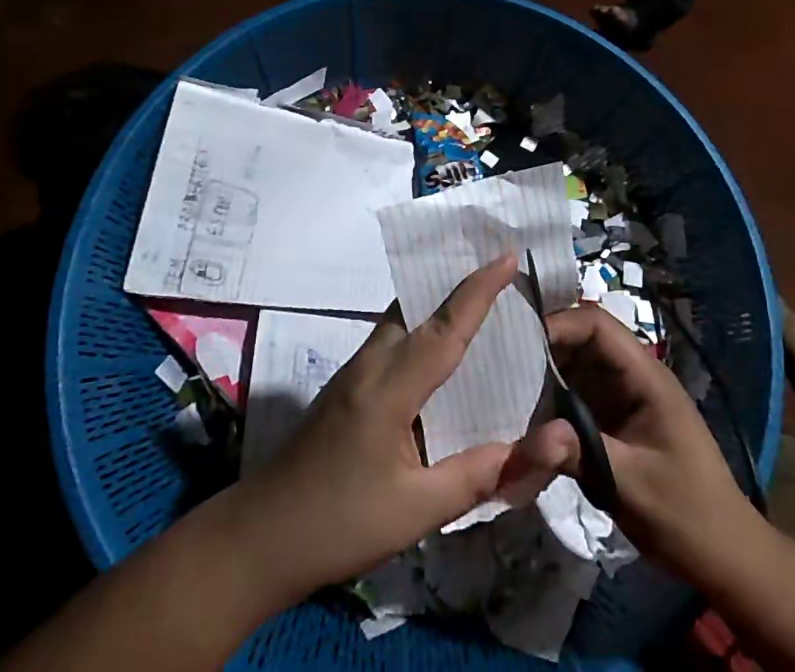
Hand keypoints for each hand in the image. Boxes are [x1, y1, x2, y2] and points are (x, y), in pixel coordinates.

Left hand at [222, 253, 560, 597]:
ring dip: (436, 306)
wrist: (258, 538)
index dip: (477, 291)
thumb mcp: (416, 510)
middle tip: (501, 275)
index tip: (506, 256)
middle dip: (457, 285)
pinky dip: (420, 330)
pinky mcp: (344, 389)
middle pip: (415, 310)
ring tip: (480, 305)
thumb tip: (536, 448)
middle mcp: (368, 367)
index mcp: (387, 390)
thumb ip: (477, 475)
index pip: (442, 329)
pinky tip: (440, 356)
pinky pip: (390, 342)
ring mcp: (351, 375)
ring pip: (398, 322)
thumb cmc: (338, 525)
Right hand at [520, 303, 761, 581]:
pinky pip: (574, 399)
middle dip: (541, 347)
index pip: (598, 326)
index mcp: (646, 378)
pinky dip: (549, 402)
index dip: (558, 325)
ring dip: (541, 376)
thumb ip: (582, 454)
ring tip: (500, 386)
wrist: (722, 554)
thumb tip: (530, 437)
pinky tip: (520, 415)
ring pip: (573, 369)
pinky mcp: (611, 423)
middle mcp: (631, 378)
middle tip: (497, 362)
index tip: (517, 344)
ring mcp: (620, 400)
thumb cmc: (686, 512)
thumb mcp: (632, 483)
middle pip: (581, 342)